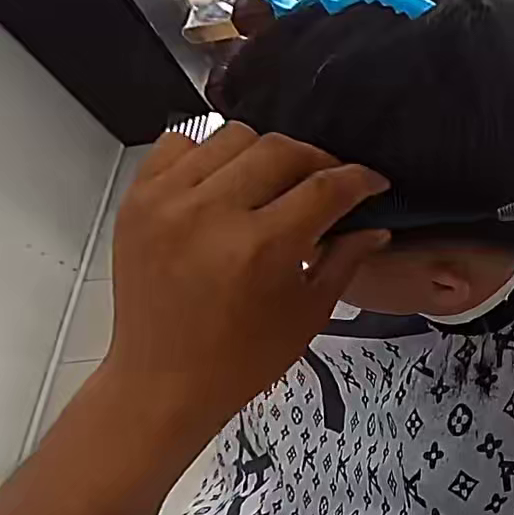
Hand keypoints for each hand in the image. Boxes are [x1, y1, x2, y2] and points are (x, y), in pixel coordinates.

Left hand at [102, 123, 387, 431]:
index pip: (326, 187)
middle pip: (281, 150)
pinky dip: (213, 154)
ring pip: (233, 136)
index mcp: (263, 247)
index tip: (373, 181)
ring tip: (280, 182)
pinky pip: (180, 145)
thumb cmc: (245, 355)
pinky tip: (230, 183)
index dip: (360, 179)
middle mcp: (212, 214)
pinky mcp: (138, 201)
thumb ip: (346, 259)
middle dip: (319, 160)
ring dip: (268, 153)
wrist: (168, 378)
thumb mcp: (312, 310)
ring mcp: (167, 202)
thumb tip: (375, 229)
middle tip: (332, 182)